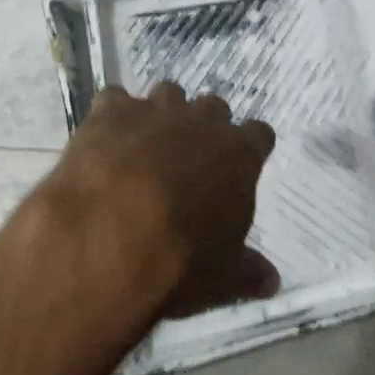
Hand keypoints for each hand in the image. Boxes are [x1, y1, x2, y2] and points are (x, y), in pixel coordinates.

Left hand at [38, 82, 280, 318]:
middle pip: (213, 108)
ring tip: (146, 147)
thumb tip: (271, 280)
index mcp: (239, 155)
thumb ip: (246, 271)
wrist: (108, 240)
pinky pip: (115, 100)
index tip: (239, 166)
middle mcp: (202, 121)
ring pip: (168, 94)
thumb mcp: (220, 279)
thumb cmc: (178, 263)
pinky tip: (104, 142)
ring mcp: (155, 111)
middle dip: (204, 128)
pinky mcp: (111, 112)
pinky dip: (113, 117)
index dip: (249, 148)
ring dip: (162, 115)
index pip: (259, 134)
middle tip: (189, 160)